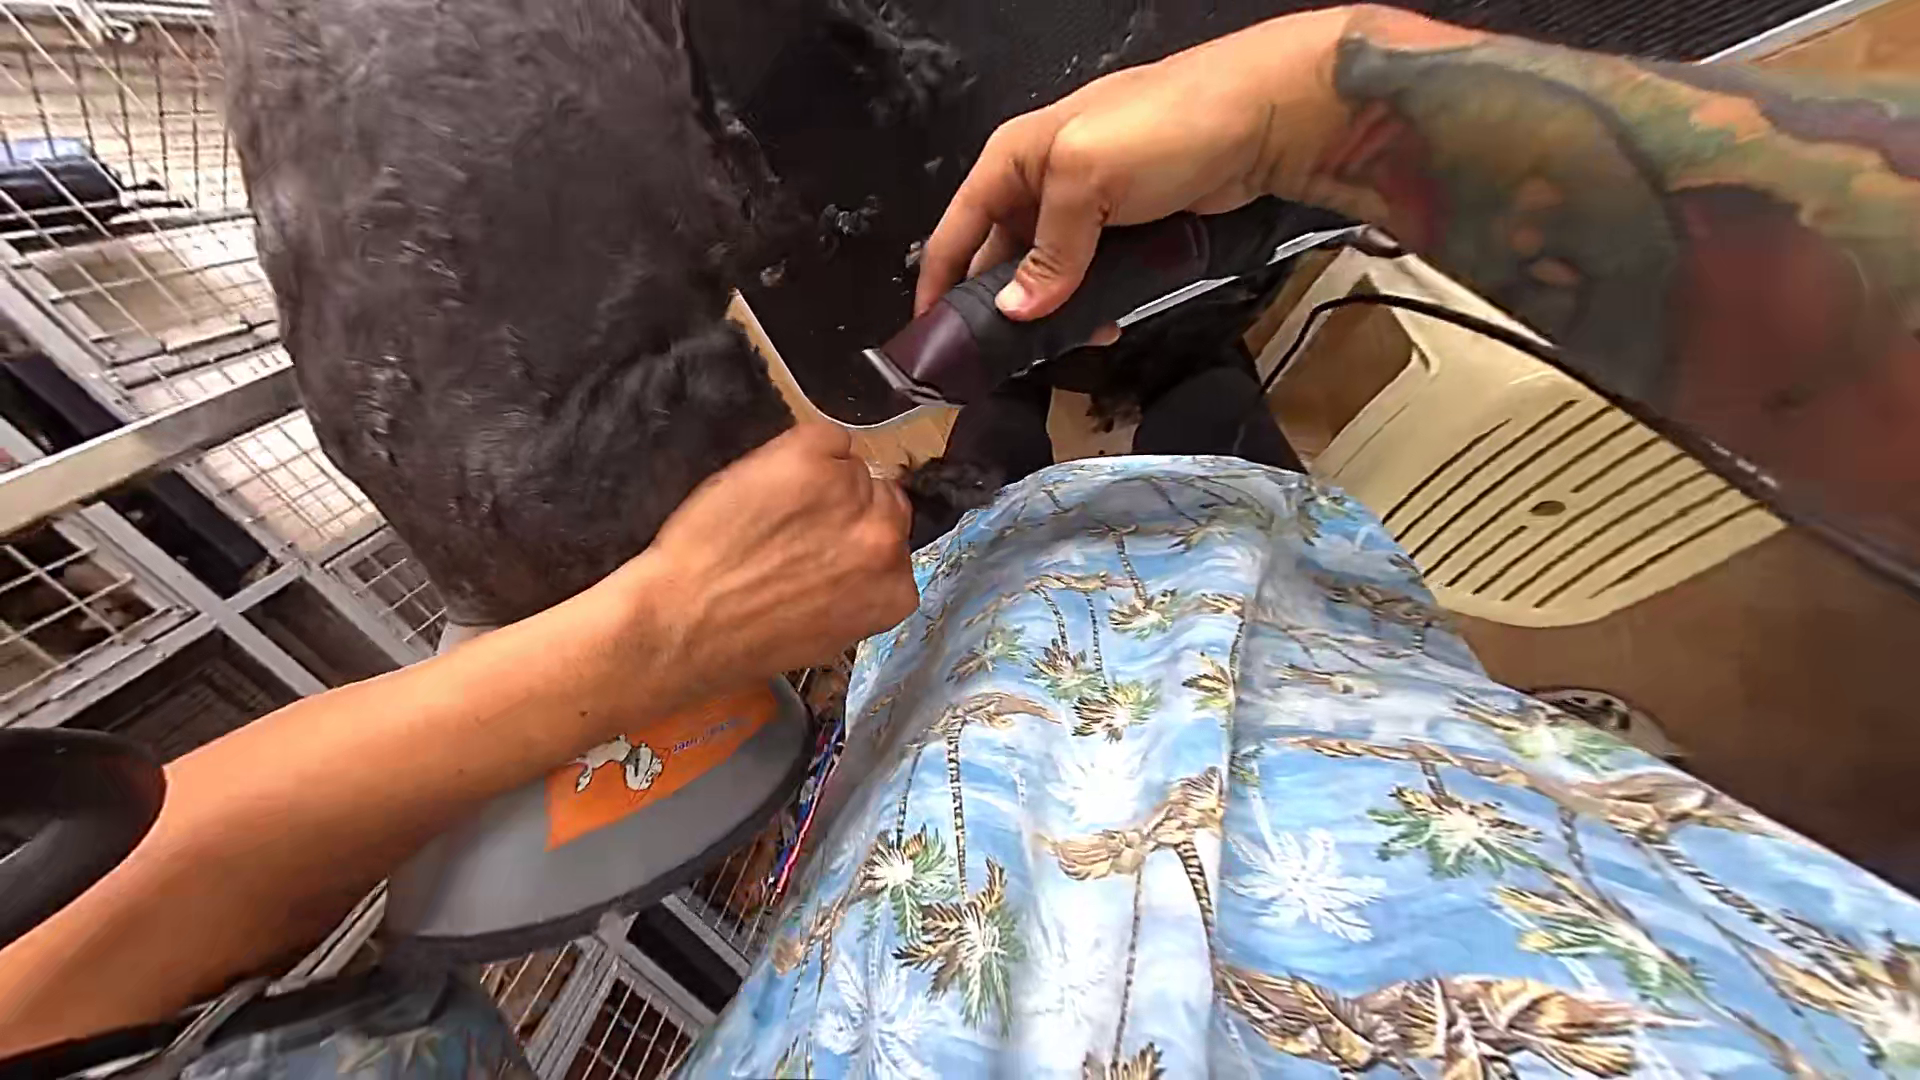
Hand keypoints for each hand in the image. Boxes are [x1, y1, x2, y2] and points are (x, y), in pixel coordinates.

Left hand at [616, 424, 918, 694]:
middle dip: (850, 510)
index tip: (835, 546)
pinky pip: (828, 437)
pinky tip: (769, 485)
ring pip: (852, 467)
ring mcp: (851, 493)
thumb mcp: (833, 633)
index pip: (898, 542)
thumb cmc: (748, 637)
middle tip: (803, 530)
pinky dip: (803, 451)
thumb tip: (865, 562)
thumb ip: (866, 591)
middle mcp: (885, 537)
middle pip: (884, 498)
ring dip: (822, 483)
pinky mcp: (810, 459)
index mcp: (894, 589)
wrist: (686, 621)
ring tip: (775, 514)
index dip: (861, 540)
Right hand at [915, 7, 1357, 320]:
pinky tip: (1100, 329)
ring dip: (1046, 316)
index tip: (931, 337)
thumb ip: (1049, 251)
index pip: (956, 231)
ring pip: (1042, 278)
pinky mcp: (1115, 234)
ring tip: (1052, 353)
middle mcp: (1037, 189)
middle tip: (998, 362)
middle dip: (997, 309)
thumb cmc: (1162, 131)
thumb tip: (1015, 314)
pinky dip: (1086, 307)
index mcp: (1012, 163)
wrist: (1262, 118)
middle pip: (997, 262)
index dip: (938, 283)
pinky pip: (1083, 281)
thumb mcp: (1087, 180)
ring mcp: (1079, 214)